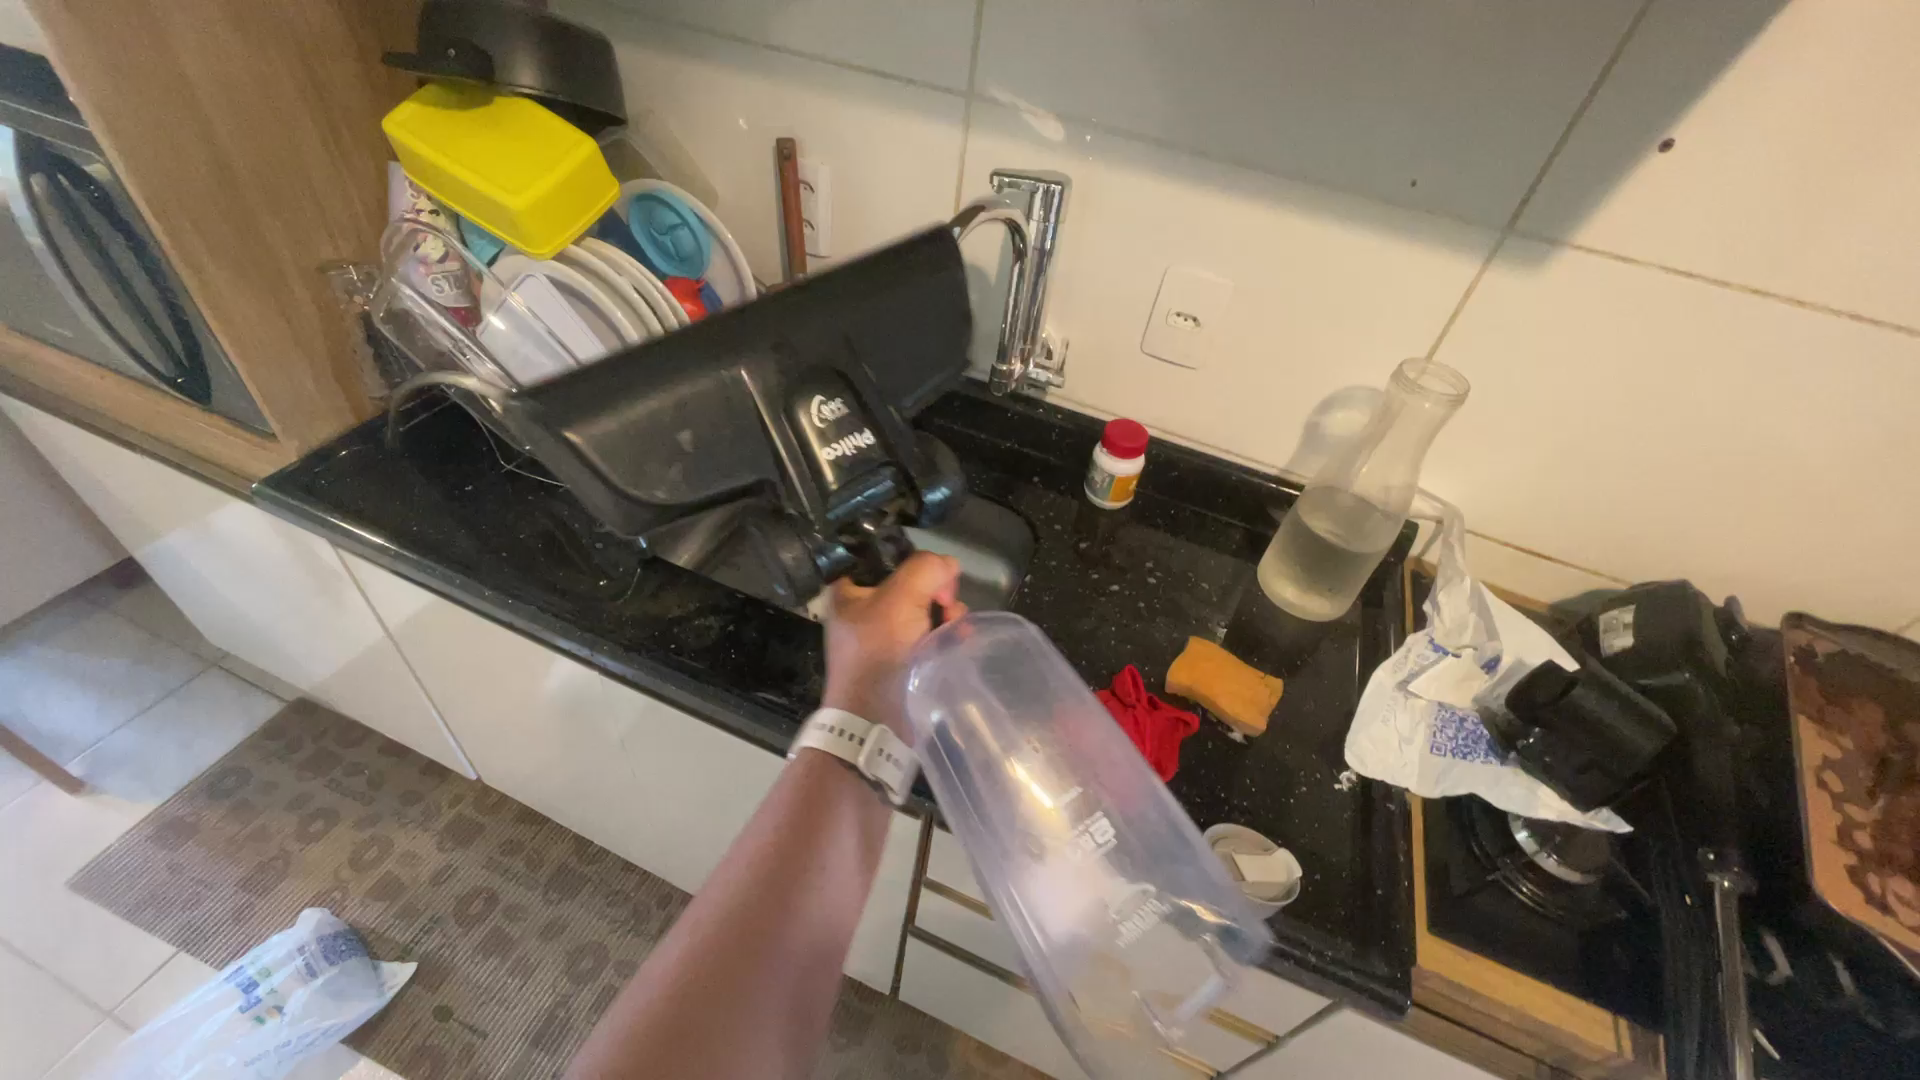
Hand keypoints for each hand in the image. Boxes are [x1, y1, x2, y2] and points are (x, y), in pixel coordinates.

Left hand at [822, 553, 966, 739]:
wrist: (876, 720)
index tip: (932, 573)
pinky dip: (948, 632)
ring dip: (948, 612)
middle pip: (914, 581)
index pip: (886, 556)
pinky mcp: (905, 655)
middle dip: (937, 591)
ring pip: (927, 606)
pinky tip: (960, 638)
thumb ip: (925, 570)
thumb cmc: (878, 655)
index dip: (914, 560)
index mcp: (850, 590)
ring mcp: (887, 634)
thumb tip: (948, 565)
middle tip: (945, 605)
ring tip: (955, 627)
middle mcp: (866, 608)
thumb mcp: (898, 601)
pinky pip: (932, 632)